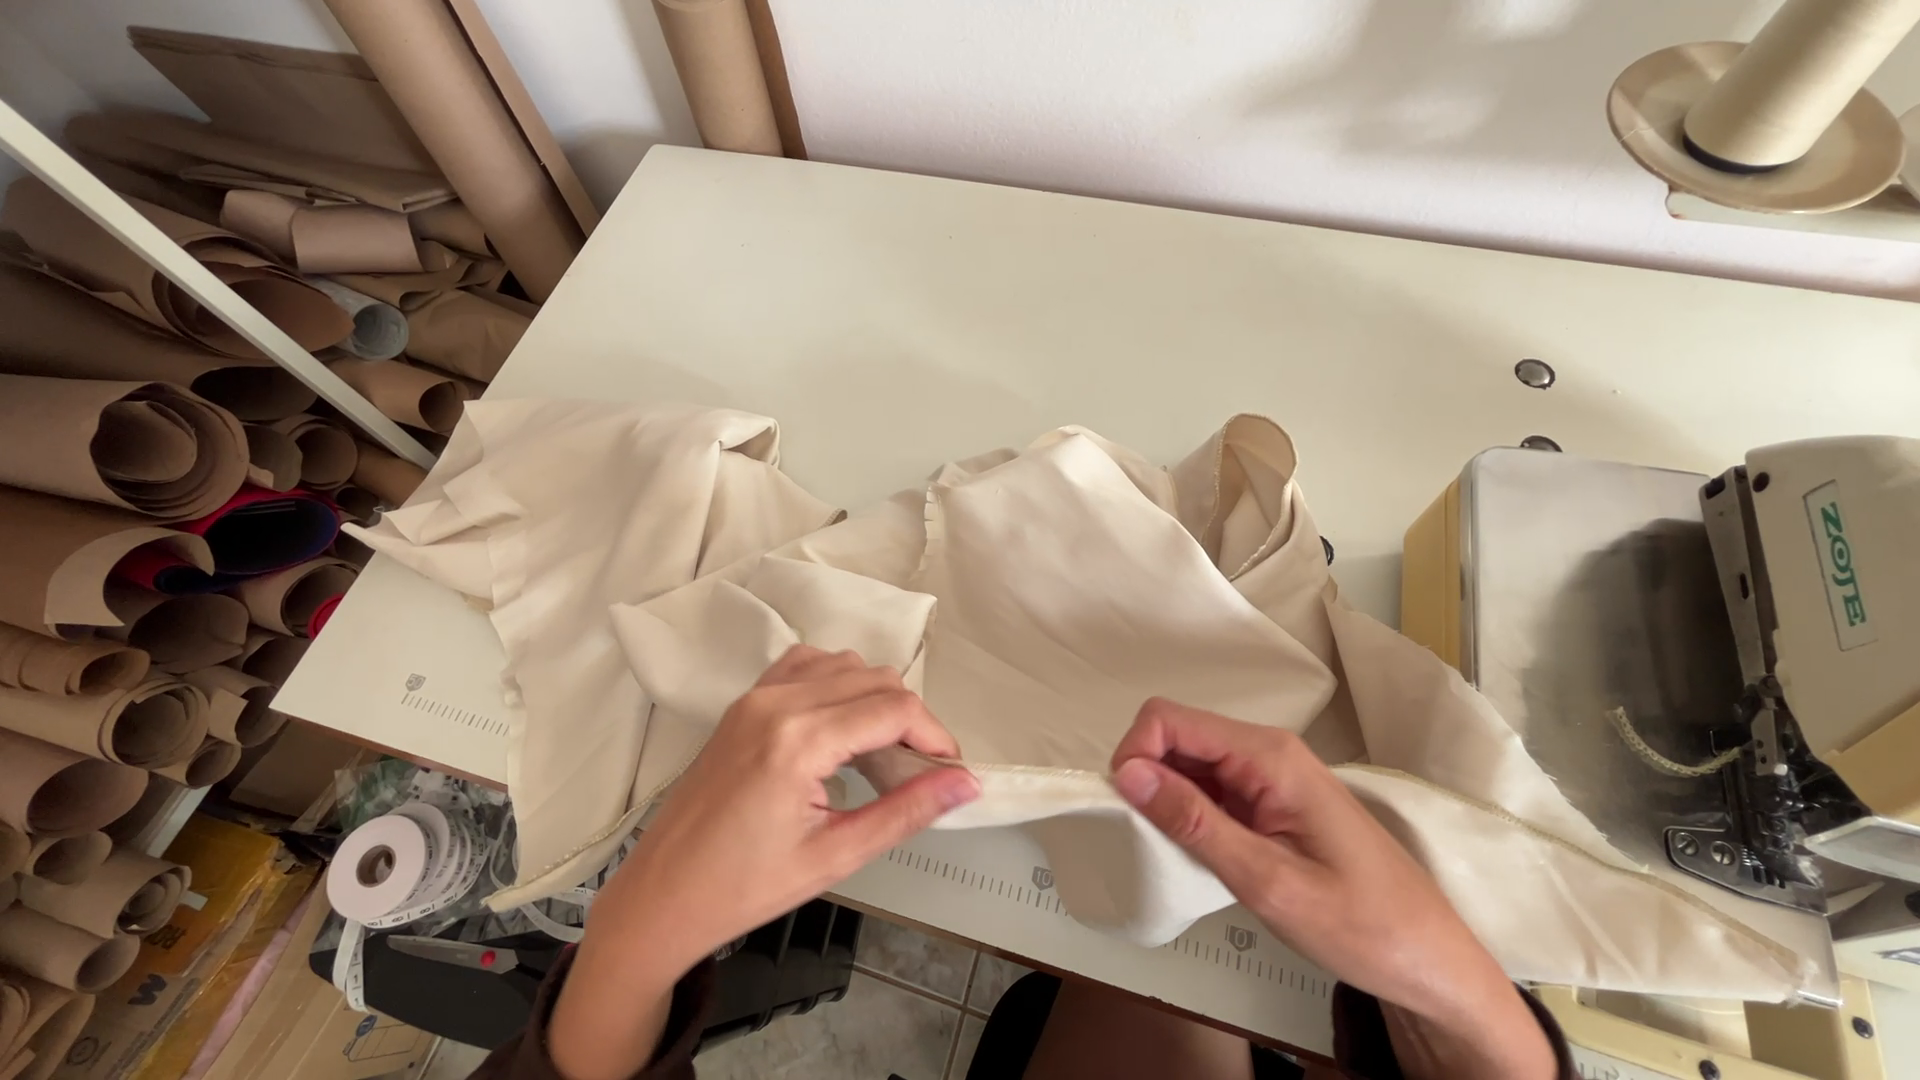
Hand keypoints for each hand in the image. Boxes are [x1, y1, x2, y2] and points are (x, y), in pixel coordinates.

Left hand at [550, 646, 980, 1079]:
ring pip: (844, 664)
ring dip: (876, 697)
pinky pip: (805, 665)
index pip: (894, 708)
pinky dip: (837, 681)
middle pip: (875, 678)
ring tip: (881, 750)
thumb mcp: (835, 856)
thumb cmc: (744, 888)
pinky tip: (840, 722)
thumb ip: (905, 812)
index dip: (935, 735)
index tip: (949, 771)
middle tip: (919, 769)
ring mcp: (756, 696)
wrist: (661, 895)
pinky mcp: (744, 702)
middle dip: (911, 718)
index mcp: (798, 741)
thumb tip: (964, 783)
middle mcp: (778, 703)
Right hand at [1109, 699, 1555, 1079]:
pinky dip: (1187, 811)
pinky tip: (1198, 850)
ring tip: (1176, 849)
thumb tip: (1127, 773)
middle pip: (1176, 734)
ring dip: (1166, 796)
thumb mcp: (1268, 881)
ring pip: (1188, 759)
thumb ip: (1194, 823)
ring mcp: (1268, 773)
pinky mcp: (1268, 797)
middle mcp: (1266, 750)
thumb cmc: (1359, 924)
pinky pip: (1208, 785)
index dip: (1135, 753)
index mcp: (1268, 755)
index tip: (1128, 809)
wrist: (1430, 960)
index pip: (1169, 719)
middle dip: (1147, 775)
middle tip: (1152, 838)